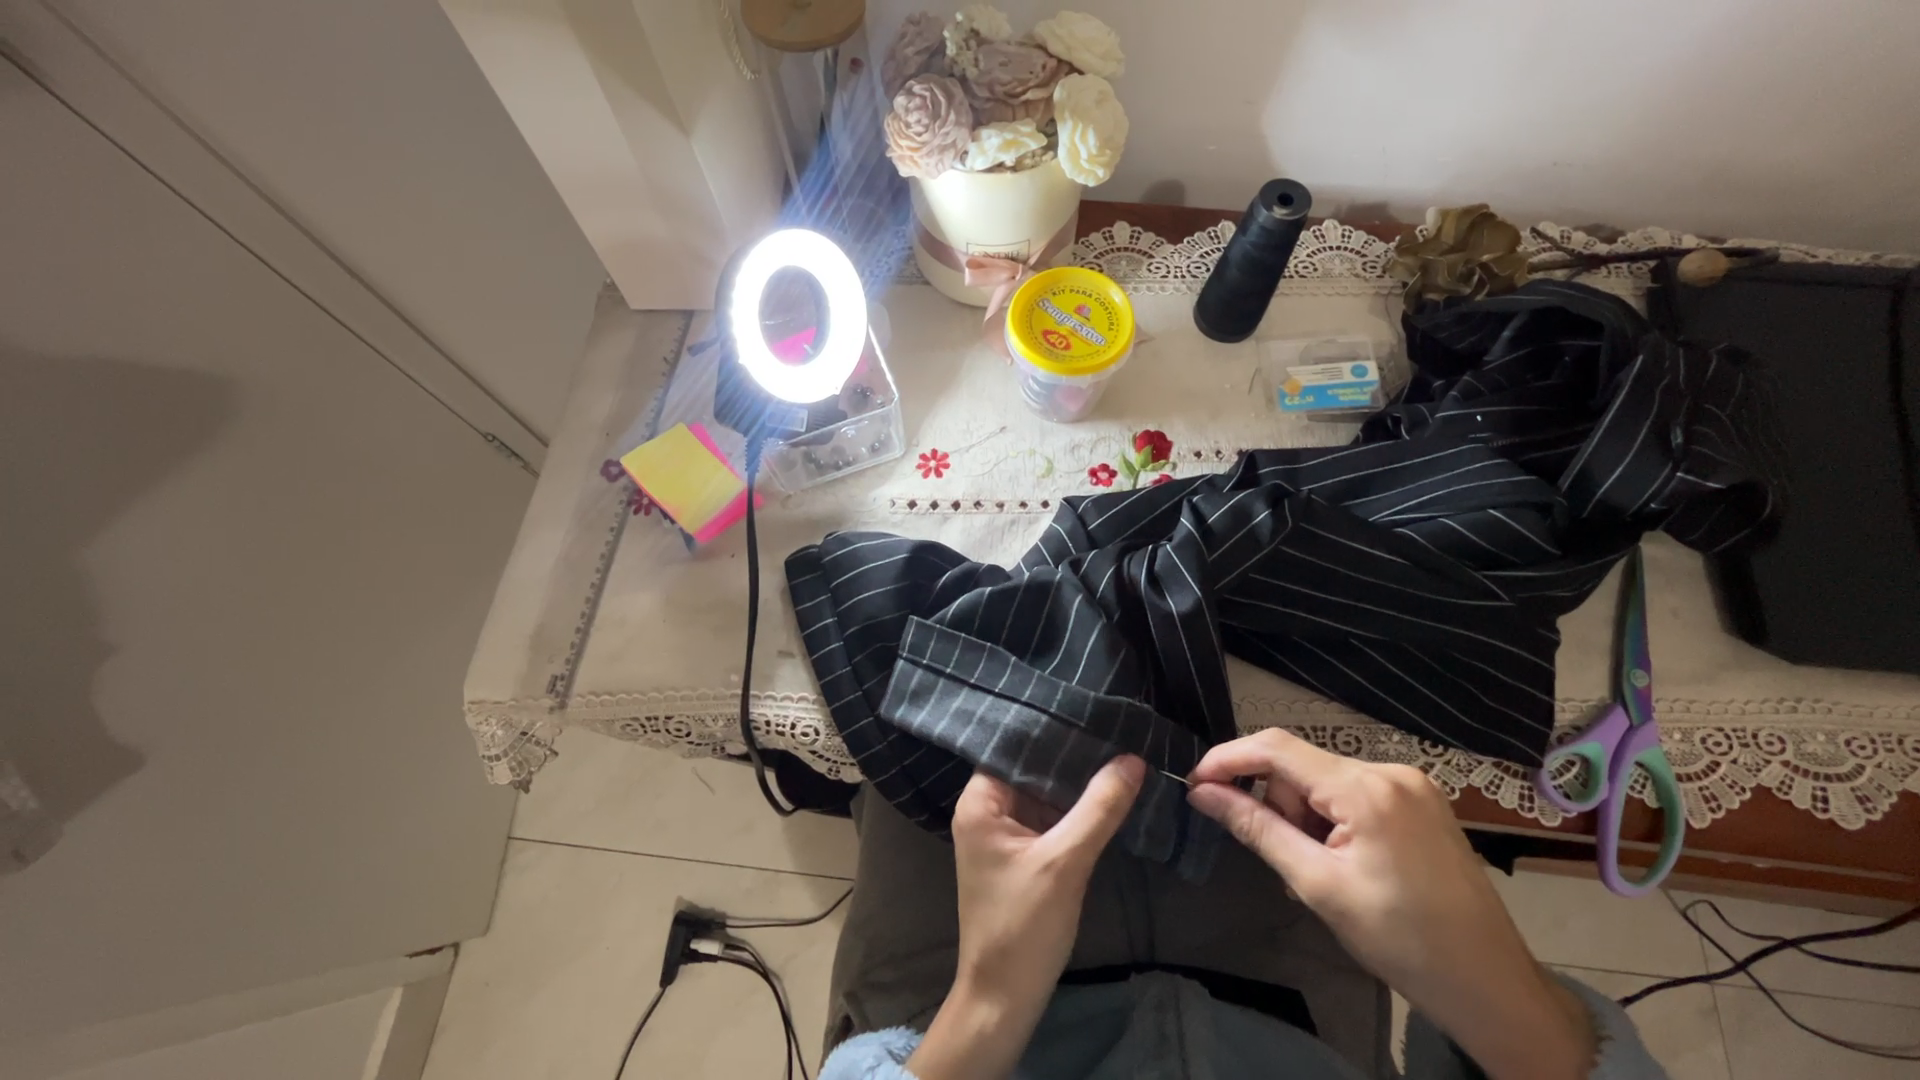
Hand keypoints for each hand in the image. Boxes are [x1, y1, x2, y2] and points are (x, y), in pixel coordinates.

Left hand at [906, 756, 1143, 1079]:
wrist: (1005, 996)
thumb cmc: (1023, 925)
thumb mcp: (1065, 862)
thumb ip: (1099, 808)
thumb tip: (1132, 758)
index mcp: (980, 803)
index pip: (1013, 746)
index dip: (1051, 729)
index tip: (1091, 708)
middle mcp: (986, 811)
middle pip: (1031, 768)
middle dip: (1070, 754)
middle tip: (1115, 724)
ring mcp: (1004, 834)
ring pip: (1044, 793)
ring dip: (1076, 782)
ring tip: (1118, 748)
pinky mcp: (1022, 855)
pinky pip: (1050, 818)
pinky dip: (1075, 809)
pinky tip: (1108, 792)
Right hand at [1186, 730, 1594, 1079]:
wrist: (1490, 984)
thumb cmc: (1399, 940)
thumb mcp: (1316, 885)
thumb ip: (1256, 828)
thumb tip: (1202, 792)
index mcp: (1366, 788)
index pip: (1276, 748)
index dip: (1228, 759)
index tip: (1194, 785)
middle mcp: (1390, 770)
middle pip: (1300, 766)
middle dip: (1277, 806)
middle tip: (1287, 862)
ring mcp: (1410, 784)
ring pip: (1324, 781)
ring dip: (1305, 818)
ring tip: (1322, 873)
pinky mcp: (1420, 801)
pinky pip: (1352, 793)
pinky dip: (1332, 820)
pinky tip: (1345, 863)